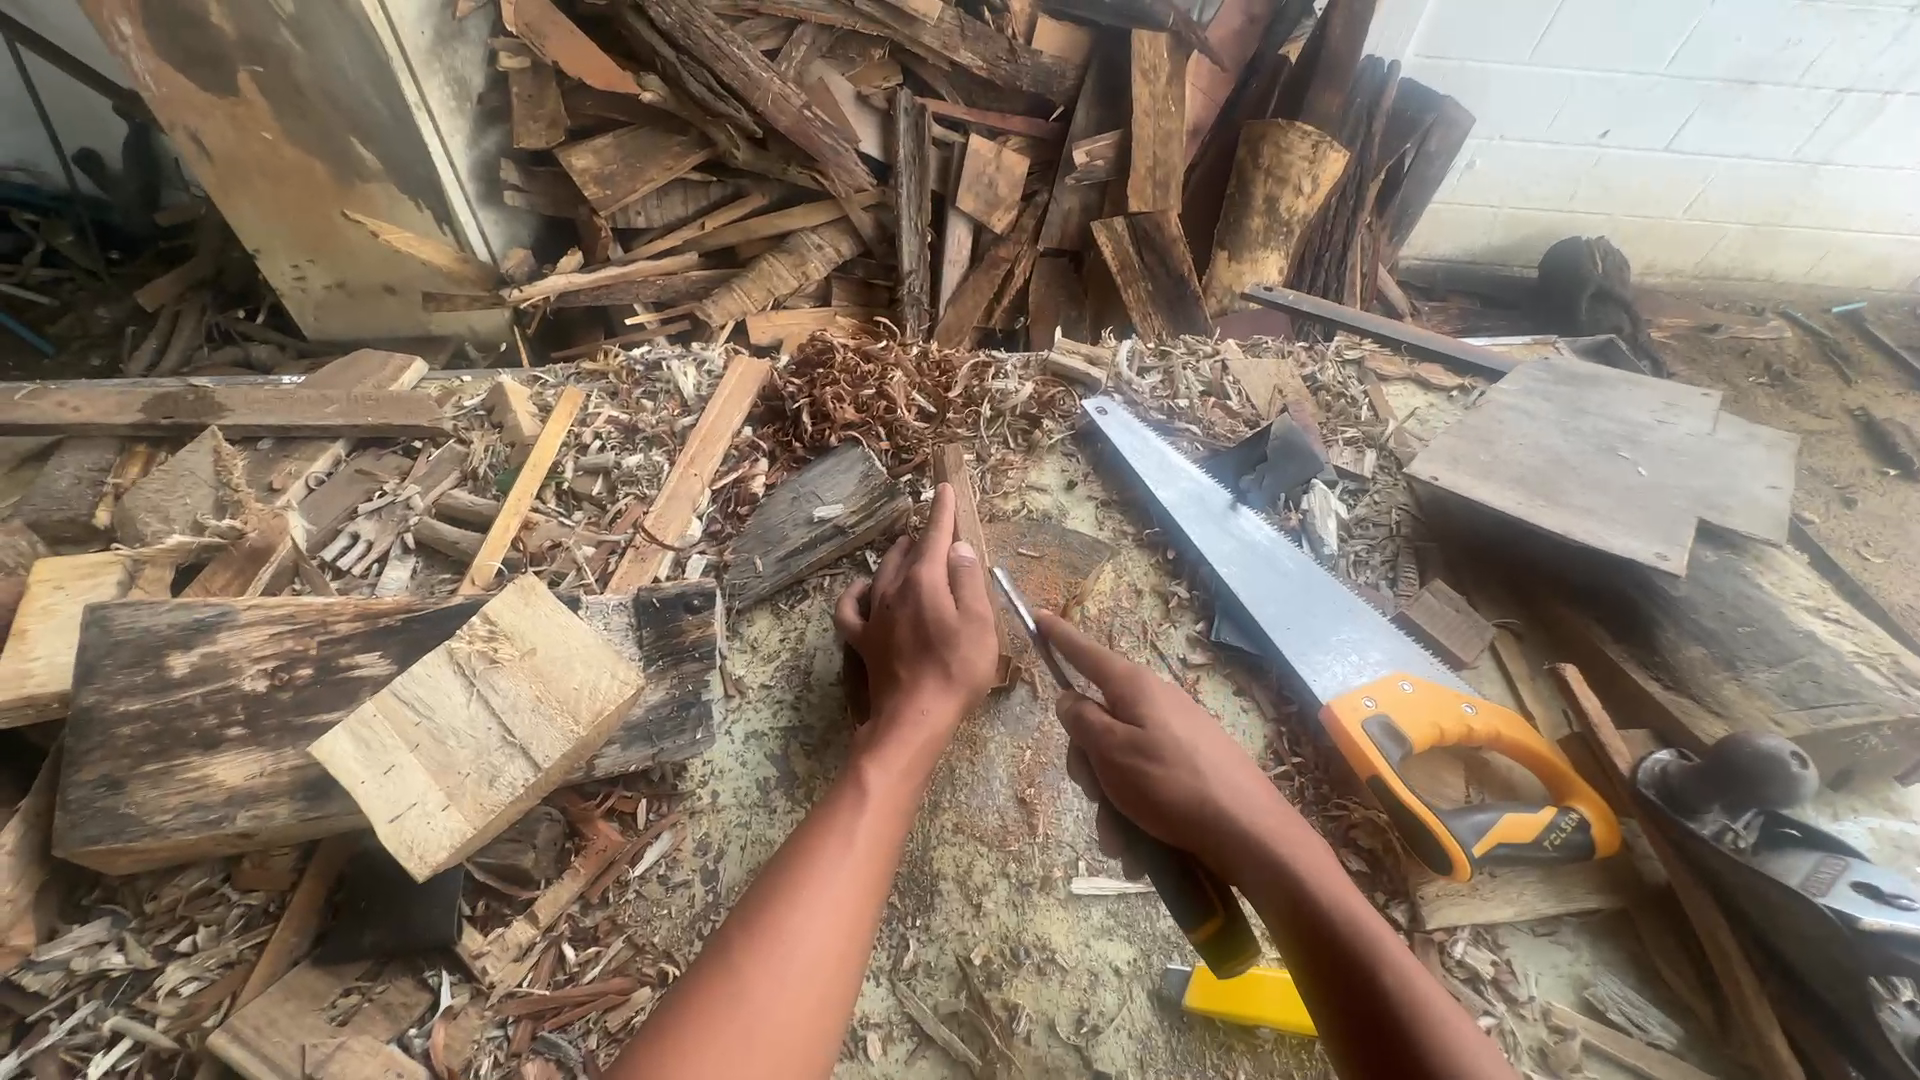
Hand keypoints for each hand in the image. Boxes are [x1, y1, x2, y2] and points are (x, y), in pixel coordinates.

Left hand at [834, 483, 999, 757]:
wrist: (913, 718)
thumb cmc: (956, 671)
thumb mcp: (979, 623)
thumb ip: (968, 581)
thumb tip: (958, 548)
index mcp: (924, 581)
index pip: (935, 535)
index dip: (942, 511)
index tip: (944, 489)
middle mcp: (893, 590)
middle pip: (907, 552)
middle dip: (922, 536)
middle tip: (936, 530)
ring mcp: (873, 615)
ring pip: (881, 572)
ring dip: (895, 556)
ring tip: (907, 549)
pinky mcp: (861, 640)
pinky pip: (849, 607)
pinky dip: (856, 592)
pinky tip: (864, 588)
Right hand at [1038, 611, 1301, 880]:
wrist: (1248, 830)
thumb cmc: (1170, 783)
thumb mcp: (1111, 751)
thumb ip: (1082, 720)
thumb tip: (1068, 697)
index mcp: (1133, 687)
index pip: (1086, 653)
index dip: (1060, 637)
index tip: (1040, 616)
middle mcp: (1156, 700)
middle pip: (1099, 717)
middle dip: (1088, 760)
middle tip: (1093, 792)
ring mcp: (1176, 730)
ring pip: (1120, 755)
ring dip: (1111, 797)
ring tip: (1120, 837)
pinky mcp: (1192, 760)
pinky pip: (1146, 776)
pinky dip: (1136, 808)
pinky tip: (1139, 844)